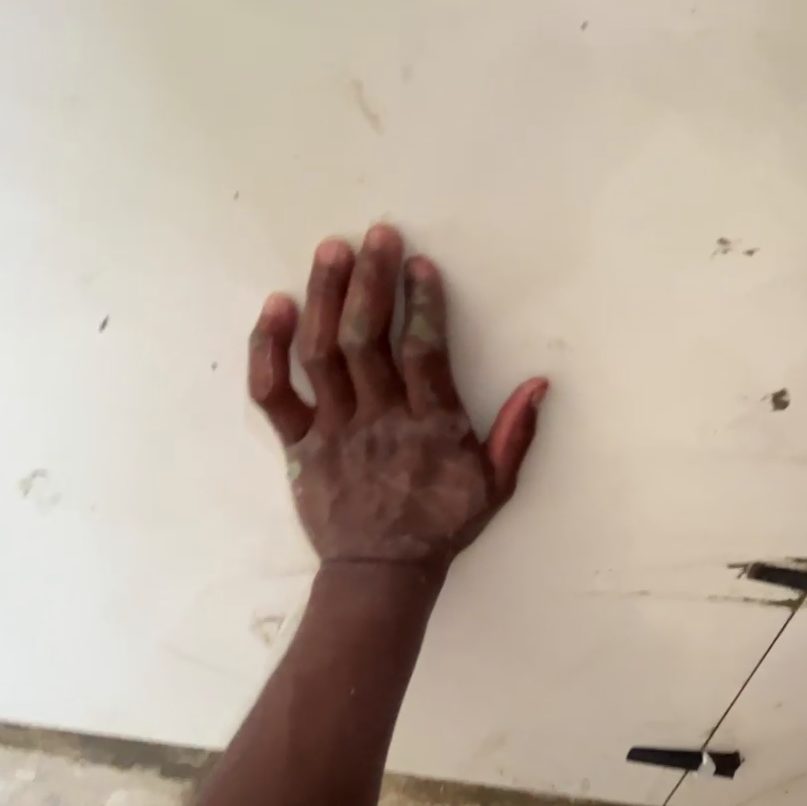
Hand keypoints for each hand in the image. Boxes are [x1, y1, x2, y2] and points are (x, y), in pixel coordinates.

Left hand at [248, 224, 546, 571]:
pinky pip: (273, 391)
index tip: (419, 265)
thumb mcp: (498, 484)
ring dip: (325, 296)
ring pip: (322, 352)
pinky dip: (267, 347)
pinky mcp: (297, 443)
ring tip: (331, 250)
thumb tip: (539, 384)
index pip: (425, 352)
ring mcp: (334, 428)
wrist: (382, 572)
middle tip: (374, 234)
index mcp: (432, 427)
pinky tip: (277, 306)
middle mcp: (380, 418)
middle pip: (368, 338)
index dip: (421, 304)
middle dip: (370, 281)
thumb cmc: (445, 523)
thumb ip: (517, 433)